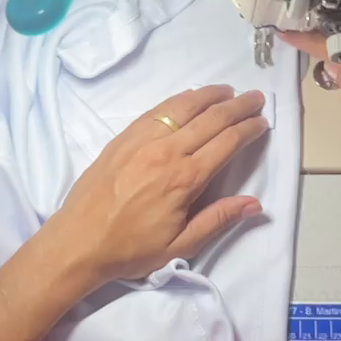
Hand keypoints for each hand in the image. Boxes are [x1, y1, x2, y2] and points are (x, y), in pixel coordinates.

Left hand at [39, 85, 269, 289]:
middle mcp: (167, 152)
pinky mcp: (124, 138)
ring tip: (228, 91)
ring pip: (183, 107)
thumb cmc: (131, 249)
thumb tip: (255, 204)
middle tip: (256, 97)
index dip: (248, 130)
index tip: (262, 122)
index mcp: (185, 179)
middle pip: (211, 119)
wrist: (78, 242)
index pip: (227, 143)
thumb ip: (218, 219)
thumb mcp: (181, 245)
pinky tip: (190, 97)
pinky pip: (157, 110)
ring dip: (210, 95)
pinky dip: (179, 100)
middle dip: (238, 106)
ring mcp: (143, 140)